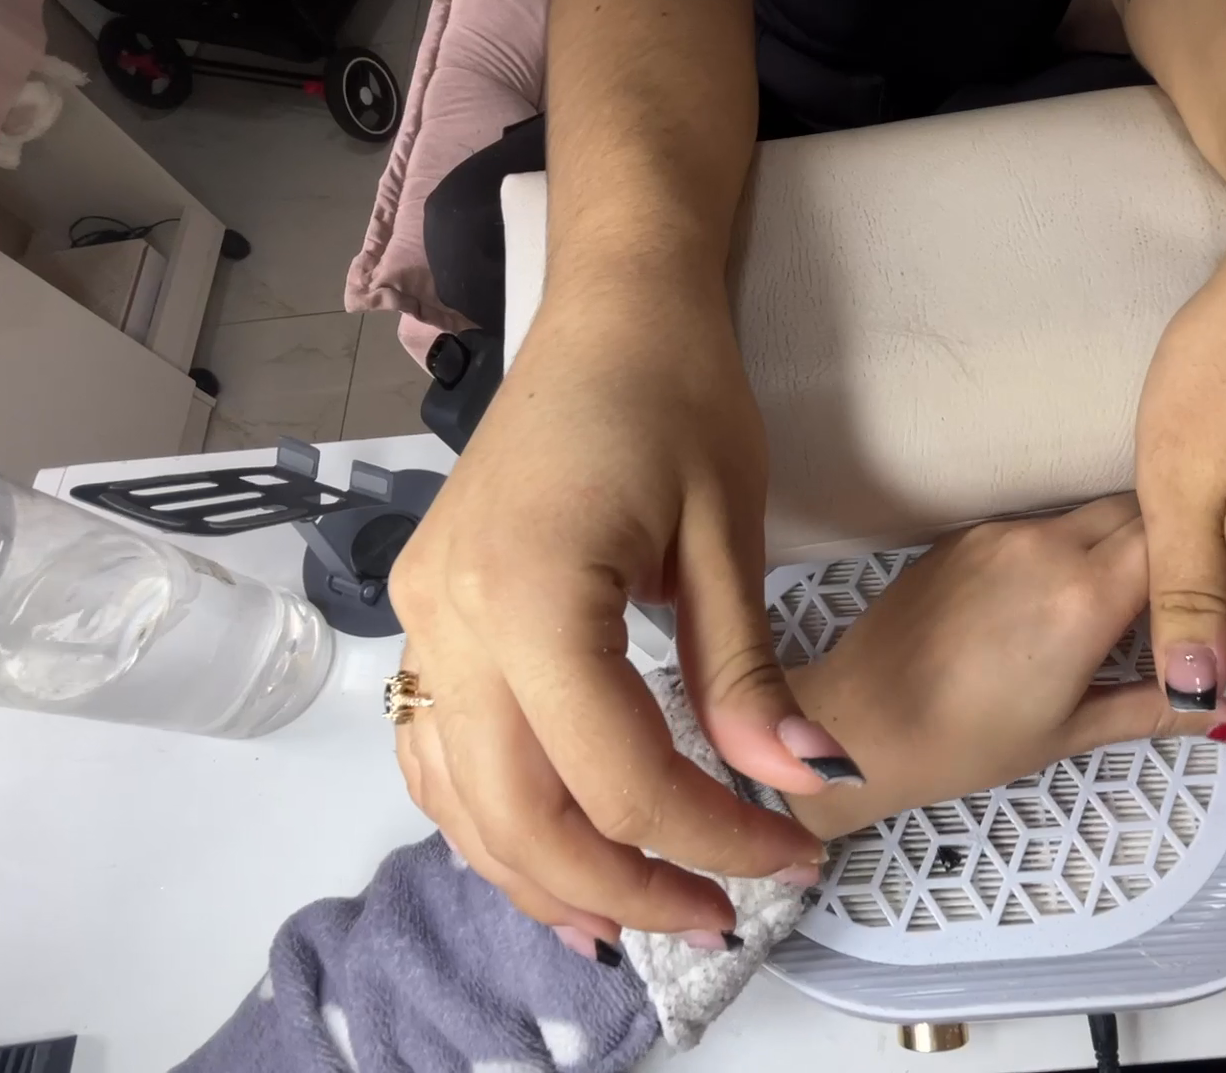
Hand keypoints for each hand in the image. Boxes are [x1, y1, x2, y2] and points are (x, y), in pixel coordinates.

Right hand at [391, 285, 841, 942]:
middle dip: (628, 886)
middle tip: (718, 913)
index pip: (620, 773)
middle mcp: (447, 621)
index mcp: (528, 595)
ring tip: (640, 911)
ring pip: (464, 803)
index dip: (715, 834)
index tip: (792, 851)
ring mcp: (421, 618)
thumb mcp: (730, 534)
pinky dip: (501, 818)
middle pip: (520, 817)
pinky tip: (559, 844)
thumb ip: (747, 669)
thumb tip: (804, 778)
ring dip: (551, 874)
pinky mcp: (431, 610)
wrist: (614, 313)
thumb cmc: (682, 397)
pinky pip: (445, 752)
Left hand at [783, 496, 1225, 839]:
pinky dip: (1054, 550)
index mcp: (1082, 593)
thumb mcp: (1070, 731)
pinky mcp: (958, 535)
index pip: (1174, 540)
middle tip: (1155, 608)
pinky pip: (1029, 527)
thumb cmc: (966, 743)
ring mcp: (994, 533)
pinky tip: (1034, 602)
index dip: (1197, 570)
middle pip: (1131, 511)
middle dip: (1159, 547)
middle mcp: (1041, 543)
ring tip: (1096, 608)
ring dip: (1106, 546)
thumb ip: (1158, 709)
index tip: (1200, 613)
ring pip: (1079, 515)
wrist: (858, 722)